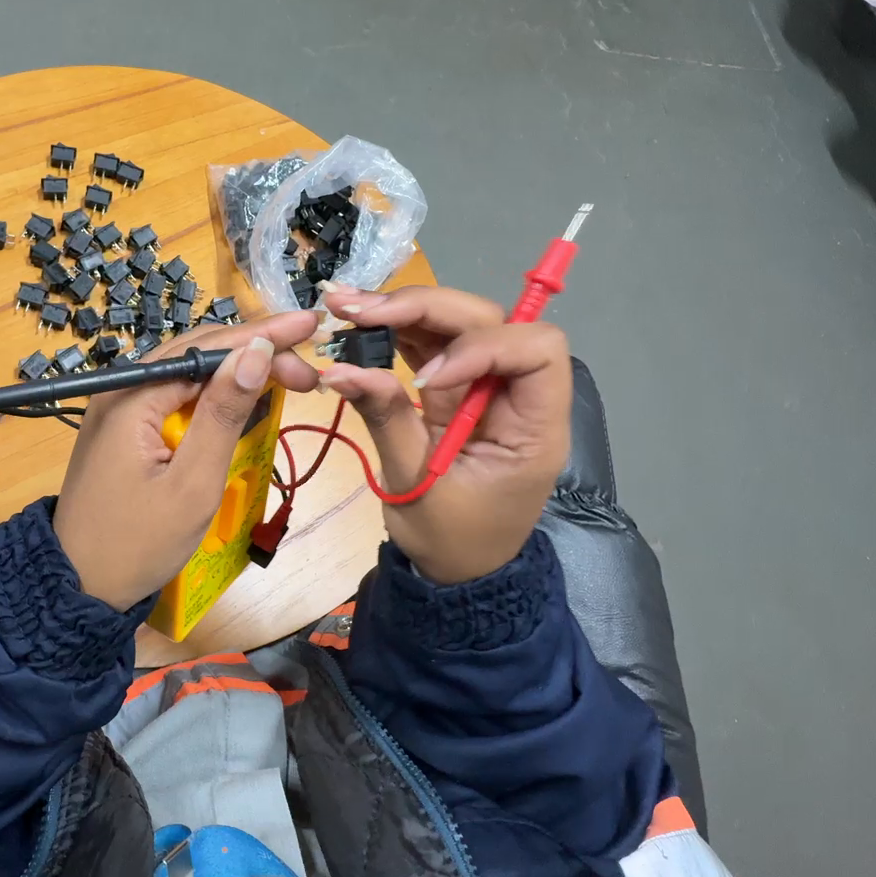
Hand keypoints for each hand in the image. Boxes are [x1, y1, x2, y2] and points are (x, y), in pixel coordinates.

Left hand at [54, 312, 321, 608]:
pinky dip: (211, 394)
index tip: (310, 328)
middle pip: (196, 352)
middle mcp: (121, 389)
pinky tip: (242, 395)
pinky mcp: (123, 428)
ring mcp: (118, 408)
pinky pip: (173, 395)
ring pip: (186, 371)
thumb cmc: (139, 543)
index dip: (262, 338)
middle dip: (253, 351)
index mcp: (132, 395)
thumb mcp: (193, 482)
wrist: (78, 586)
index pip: (207, 349)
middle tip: (306, 367)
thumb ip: (224, 413)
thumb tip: (256, 351)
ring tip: (286, 372)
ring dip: (235, 370)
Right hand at [317, 286, 571, 584]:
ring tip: (342, 306)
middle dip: (423, 308)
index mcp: (533, 426)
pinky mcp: (454, 385)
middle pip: (486, 320)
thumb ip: (387, 420)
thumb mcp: (415, 487)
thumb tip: (339, 369)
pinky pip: (431, 342)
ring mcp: (483, 384)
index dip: (481, 347)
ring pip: (455, 321)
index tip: (424, 381)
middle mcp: (515, 393)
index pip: (536, 351)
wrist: (454, 569)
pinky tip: (354, 319)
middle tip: (356, 311)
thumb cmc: (449, 541)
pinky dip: (394, 328)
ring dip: (401, 308)